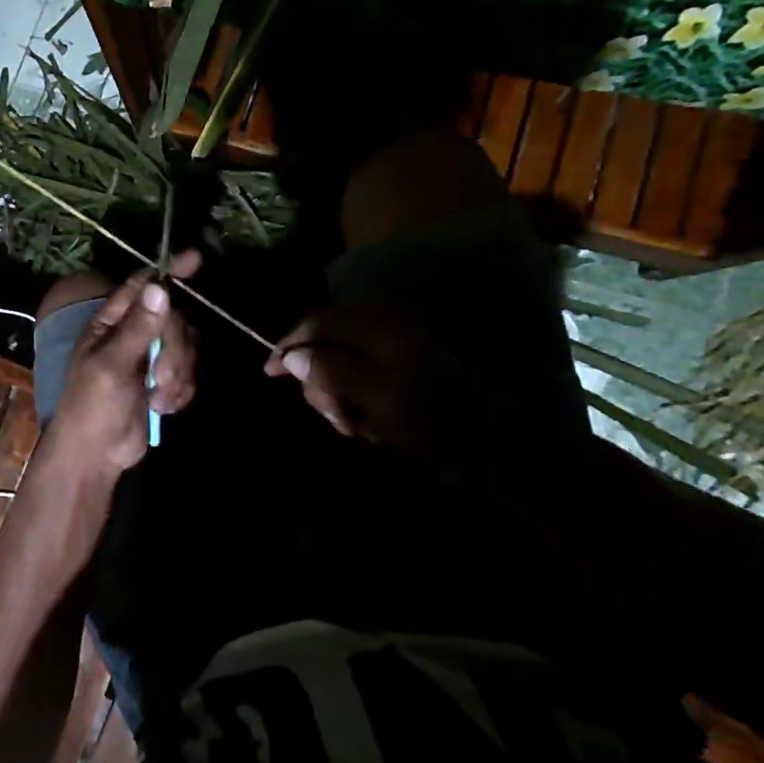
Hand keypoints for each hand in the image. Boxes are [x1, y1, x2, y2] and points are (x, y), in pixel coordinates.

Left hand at [47, 251, 200, 476]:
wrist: (95, 456)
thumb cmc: (91, 407)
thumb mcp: (110, 367)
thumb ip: (137, 329)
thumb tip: (160, 288)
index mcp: (111, 323)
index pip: (142, 286)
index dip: (168, 271)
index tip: (195, 258)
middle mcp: (132, 334)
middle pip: (173, 319)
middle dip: (175, 350)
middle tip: (161, 377)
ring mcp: (150, 358)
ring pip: (186, 347)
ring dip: (178, 375)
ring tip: (159, 399)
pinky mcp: (163, 382)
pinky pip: (189, 373)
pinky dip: (181, 392)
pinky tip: (163, 408)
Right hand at [263, 304, 491, 451]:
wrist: (493, 441)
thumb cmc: (433, 418)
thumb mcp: (376, 396)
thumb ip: (331, 371)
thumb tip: (291, 355)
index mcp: (378, 326)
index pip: (318, 321)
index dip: (289, 344)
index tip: (270, 373)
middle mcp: (383, 329)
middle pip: (327, 346)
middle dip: (323, 384)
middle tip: (336, 418)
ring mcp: (394, 348)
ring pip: (343, 368)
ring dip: (341, 401)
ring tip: (358, 429)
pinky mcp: (402, 369)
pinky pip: (362, 382)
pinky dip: (358, 404)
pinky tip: (372, 428)